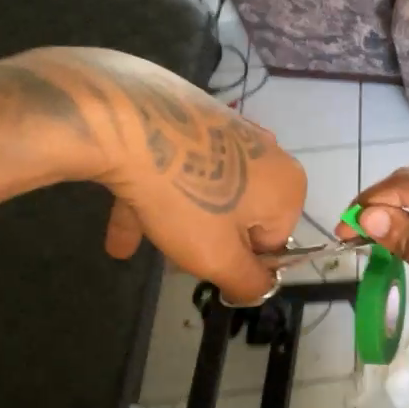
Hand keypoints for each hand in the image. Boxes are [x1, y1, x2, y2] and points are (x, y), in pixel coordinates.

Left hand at [22, 48, 304, 305]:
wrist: (130, 120)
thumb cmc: (187, 196)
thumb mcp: (218, 258)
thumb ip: (248, 283)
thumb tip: (261, 289)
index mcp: (289, 188)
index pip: (272, 241)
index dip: (237, 260)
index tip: (205, 263)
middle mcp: (269, 155)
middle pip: (239, 214)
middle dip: (206, 239)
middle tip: (170, 250)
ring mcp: (230, 131)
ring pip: (204, 192)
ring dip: (173, 222)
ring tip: (133, 246)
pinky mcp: (191, 118)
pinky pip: (179, 168)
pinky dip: (153, 197)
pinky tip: (120, 225)